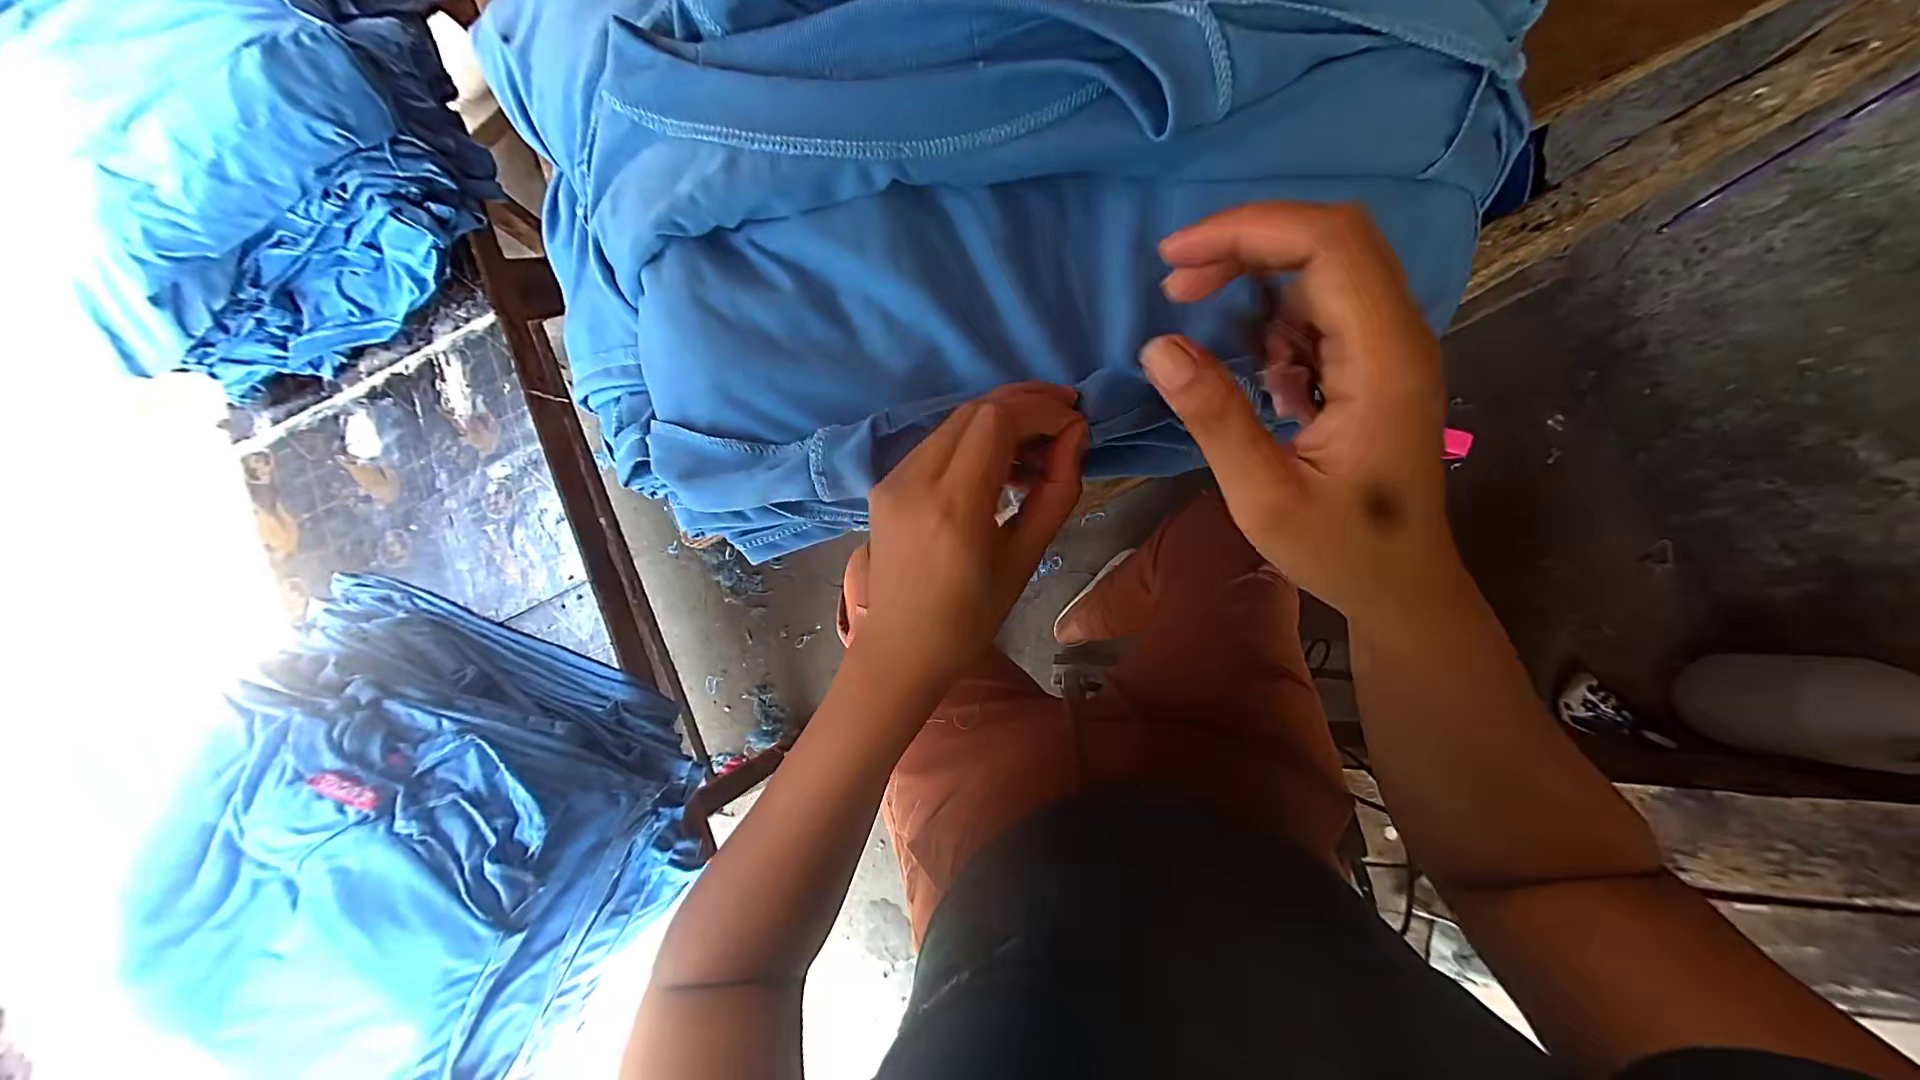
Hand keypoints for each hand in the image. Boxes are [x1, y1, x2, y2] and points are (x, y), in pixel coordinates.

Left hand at [855, 382, 1089, 685]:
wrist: (900, 649)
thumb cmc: (969, 619)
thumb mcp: (1025, 559)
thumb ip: (1056, 492)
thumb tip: (1074, 436)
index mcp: (951, 505)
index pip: (995, 420)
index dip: (1041, 410)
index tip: (1075, 424)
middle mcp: (913, 480)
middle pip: (974, 410)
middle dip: (1025, 404)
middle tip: (1066, 418)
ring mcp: (892, 479)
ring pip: (954, 422)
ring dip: (1000, 419)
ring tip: (1039, 445)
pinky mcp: (886, 484)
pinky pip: (937, 443)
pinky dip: (974, 439)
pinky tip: (1001, 463)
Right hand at [1142, 201, 1465, 621]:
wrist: (1401, 585)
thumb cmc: (1340, 550)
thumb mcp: (1263, 494)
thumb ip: (1214, 417)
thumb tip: (1158, 348)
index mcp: (1384, 360)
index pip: (1329, 246)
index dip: (1248, 232)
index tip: (1175, 259)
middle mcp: (1397, 337)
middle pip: (1329, 242)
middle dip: (1245, 246)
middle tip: (1176, 284)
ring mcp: (1387, 349)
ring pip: (1322, 272)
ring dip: (1253, 281)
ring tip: (1197, 319)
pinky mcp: (1371, 366)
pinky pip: (1319, 313)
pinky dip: (1271, 324)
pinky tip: (1254, 373)